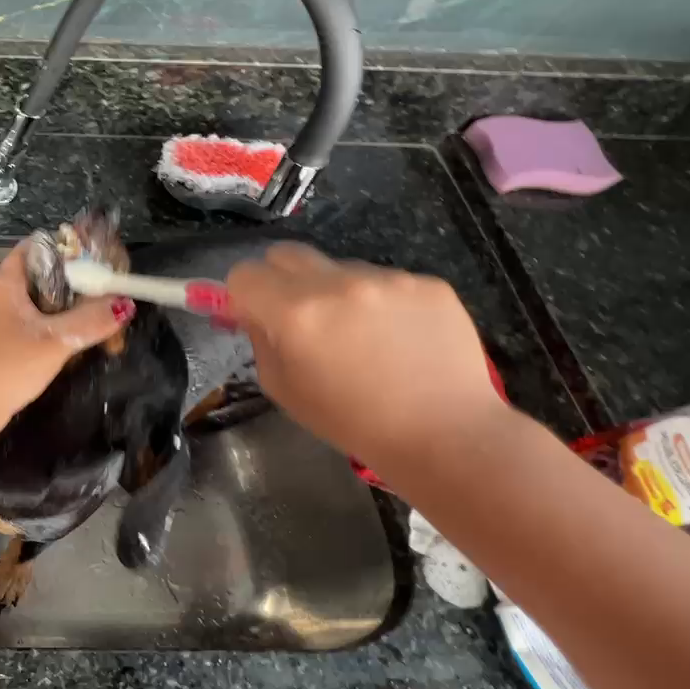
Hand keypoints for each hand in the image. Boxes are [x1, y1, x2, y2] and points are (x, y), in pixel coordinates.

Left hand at [0, 239, 131, 421]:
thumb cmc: (8, 368)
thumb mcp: (56, 343)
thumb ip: (91, 320)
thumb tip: (124, 303)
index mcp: (1, 283)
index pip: (33, 247)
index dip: (65, 249)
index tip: (96, 261)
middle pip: (36, 276)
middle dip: (70, 285)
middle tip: (101, 296)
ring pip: (30, 303)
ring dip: (59, 310)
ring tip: (90, 322)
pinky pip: (21, 322)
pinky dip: (44, 327)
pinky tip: (64, 343)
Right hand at [225, 243, 508, 467]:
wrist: (446, 434)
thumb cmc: (352, 421)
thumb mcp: (282, 387)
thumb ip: (262, 340)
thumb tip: (258, 314)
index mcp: (295, 312)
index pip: (244, 274)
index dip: (243, 295)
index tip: (256, 317)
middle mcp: (338, 284)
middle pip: (286, 254)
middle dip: (281, 280)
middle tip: (299, 315)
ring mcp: (388, 280)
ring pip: (339, 268)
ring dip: (336, 292)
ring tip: (361, 334)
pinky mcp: (428, 284)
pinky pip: (385, 281)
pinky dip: (380, 302)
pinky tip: (398, 338)